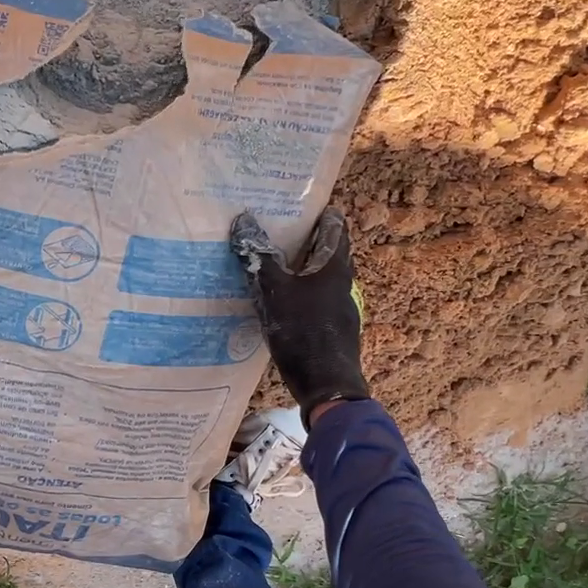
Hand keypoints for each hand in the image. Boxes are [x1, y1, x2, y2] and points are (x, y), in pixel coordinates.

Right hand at [230, 208, 370, 424]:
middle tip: (281, 227)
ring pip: (322, 276)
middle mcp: (343, 283)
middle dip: (308, 238)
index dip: (322, 214)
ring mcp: (340, 306)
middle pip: (329, 252)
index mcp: (335, 268)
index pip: (336, 229)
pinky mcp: (332, 326)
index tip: (302, 205)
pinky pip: (317, 297)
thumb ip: (259, 258)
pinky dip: (302, 288)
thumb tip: (243, 222)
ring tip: (275, 259)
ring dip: (304, 265)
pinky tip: (281, 296)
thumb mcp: (274, 291)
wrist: (326, 383)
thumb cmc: (303, 330)